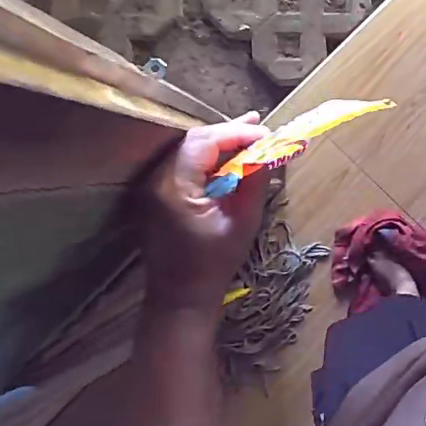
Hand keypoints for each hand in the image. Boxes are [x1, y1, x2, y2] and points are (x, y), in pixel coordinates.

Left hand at [143, 113, 272, 313]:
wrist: (180, 298)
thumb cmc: (213, 265)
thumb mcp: (243, 222)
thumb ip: (254, 182)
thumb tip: (268, 151)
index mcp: (176, 187)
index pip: (205, 142)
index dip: (236, 132)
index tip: (265, 134)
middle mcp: (160, 180)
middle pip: (195, 140)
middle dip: (230, 132)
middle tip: (261, 127)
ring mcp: (157, 185)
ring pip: (191, 149)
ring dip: (221, 141)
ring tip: (252, 134)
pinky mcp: (162, 193)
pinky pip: (187, 164)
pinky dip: (211, 157)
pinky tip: (232, 154)